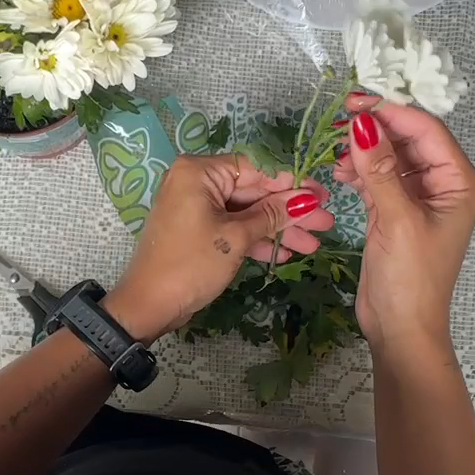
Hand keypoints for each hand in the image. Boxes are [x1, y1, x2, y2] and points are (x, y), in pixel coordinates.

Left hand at [108, 153, 334, 341]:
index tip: (321, 196)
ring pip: (246, 213)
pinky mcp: (197, 231)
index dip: (292, 183)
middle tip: (325, 224)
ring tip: (312, 245)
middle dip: (289, 211)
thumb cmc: (190, 265)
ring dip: (278, 230)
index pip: (256, 168)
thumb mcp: (235, 238)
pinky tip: (284, 254)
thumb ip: (272, 216)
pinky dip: (256, 240)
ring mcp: (195, 208)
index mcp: (200, 172)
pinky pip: (232, 228)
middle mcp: (196, 182)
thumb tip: (306, 200)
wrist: (149, 306)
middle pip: (253, 191)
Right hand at [334, 93, 474, 358]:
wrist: (400, 328)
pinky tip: (340, 171)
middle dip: (376, 128)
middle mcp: (443, 185)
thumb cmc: (410, 280)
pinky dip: (360, 172)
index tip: (355, 101)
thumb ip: (381, 170)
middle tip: (339, 118)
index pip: (427, 131)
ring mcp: (418, 199)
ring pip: (391, 158)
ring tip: (335, 152)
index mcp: (459, 182)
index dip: (392, 111)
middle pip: (409, 140)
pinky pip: (379, 179)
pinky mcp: (395, 214)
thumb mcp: (397, 220)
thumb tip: (363, 125)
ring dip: (365, 151)